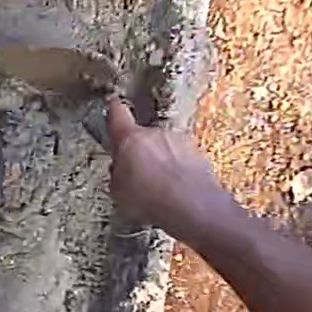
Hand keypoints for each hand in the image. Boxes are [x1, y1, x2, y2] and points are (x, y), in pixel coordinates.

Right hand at [105, 97, 240, 241]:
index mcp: (130, 138)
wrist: (190, 206)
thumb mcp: (117, 189)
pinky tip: (172, 191)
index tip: (113, 105)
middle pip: (142, 137)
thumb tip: (121, 169)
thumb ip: (117, 171)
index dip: (114, 110)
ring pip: (163, 148)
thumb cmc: (149, 197)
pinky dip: (176, 171)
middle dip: (138, 152)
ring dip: (159, 162)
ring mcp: (180, 142)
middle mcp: (157, 133)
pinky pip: (180, 160)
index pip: (118, 114)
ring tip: (155, 188)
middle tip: (134, 174)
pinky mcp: (198, 155)